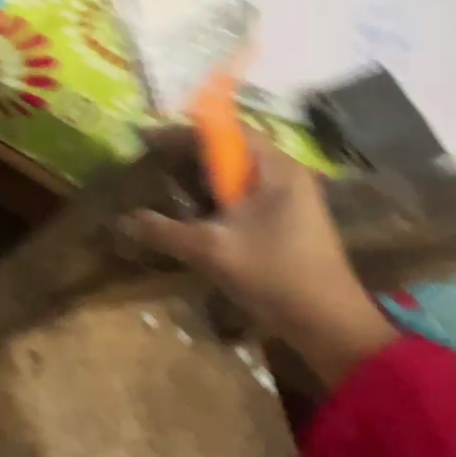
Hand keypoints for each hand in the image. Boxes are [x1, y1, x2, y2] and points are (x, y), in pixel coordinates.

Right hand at [121, 134, 398, 385]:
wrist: (332, 326)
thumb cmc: (275, 275)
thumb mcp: (211, 251)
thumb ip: (164, 231)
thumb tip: (123, 220)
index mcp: (275, 167)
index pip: (223, 129)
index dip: (182, 131)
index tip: (147, 141)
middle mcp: (285, 173)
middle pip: (229, 147)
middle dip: (188, 152)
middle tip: (152, 162)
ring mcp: (290, 197)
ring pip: (236, 171)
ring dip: (201, 175)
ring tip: (166, 185)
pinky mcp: (288, 219)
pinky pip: (244, 191)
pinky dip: (216, 194)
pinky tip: (195, 212)